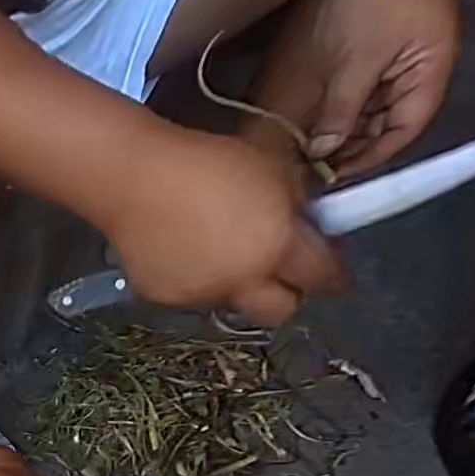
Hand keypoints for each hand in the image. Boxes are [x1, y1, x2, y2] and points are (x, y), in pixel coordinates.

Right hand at [105, 128, 343, 326]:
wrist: (138, 181)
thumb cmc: (206, 163)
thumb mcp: (272, 170)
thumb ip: (296, 207)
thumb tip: (305, 227)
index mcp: (276, 247)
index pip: (321, 276)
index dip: (333, 276)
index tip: (335, 275)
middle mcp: (241, 282)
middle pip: (279, 312)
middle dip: (287, 296)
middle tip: (281, 275)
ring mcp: (201, 296)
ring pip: (232, 303)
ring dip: (236, 284)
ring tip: (218, 251)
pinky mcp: (166, 299)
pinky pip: (191, 297)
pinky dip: (194, 281)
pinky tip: (183, 254)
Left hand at [306, 0, 461, 176]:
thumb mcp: (358, 60)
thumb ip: (343, 110)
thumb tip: (325, 150)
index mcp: (428, 74)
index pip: (403, 133)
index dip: (371, 158)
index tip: (336, 174)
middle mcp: (415, 75)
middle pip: (384, 129)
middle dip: (350, 149)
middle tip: (313, 168)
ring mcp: (394, 65)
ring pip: (368, 116)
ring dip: (340, 135)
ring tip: (308, 153)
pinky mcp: (373, 57)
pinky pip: (357, 98)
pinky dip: (337, 114)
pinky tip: (314, 128)